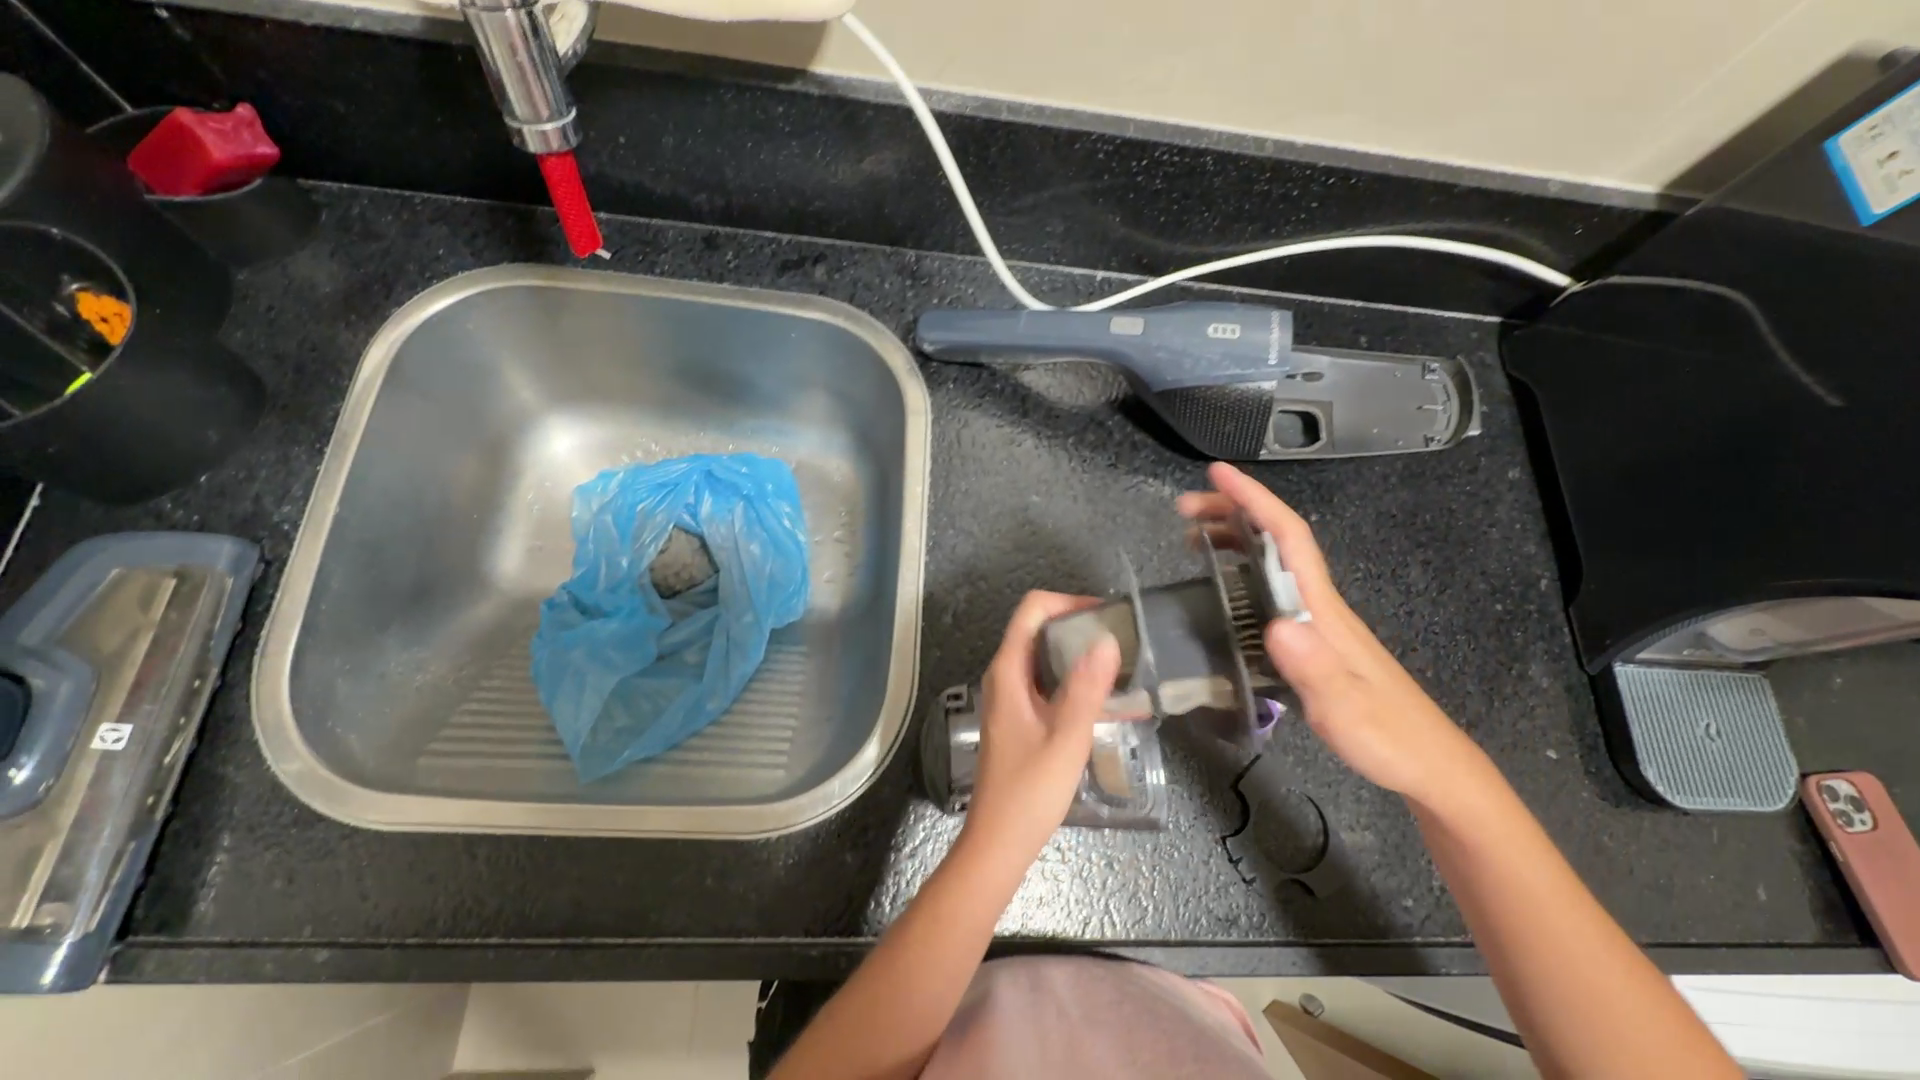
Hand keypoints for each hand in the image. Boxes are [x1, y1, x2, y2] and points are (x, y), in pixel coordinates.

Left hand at [963, 591, 1122, 859]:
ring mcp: (1011, 700)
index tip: (1108, 615)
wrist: (999, 843)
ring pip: (1047, 660)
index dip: (1068, 602)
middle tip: (1125, 640)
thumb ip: (1086, 688)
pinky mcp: (1021, 721)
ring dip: (1082, 657)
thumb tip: (1106, 639)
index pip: (1032, 610)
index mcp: (1008, 672)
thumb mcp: (1066, 739)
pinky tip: (1110, 702)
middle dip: (1080, 627)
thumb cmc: (1030, 793)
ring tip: (1125, 667)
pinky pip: (1050, 687)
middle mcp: (1005, 678)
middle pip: (1040, 631)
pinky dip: (1077, 685)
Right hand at [1177, 462, 1488, 806]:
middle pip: (1278, 541)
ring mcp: (1319, 623)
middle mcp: (1320, 606)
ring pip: (1274, 564)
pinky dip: (1243, 574)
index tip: (1218, 473)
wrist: (1428, 763)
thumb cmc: (1387, 735)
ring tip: (1193, 540)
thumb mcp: (1344, 707)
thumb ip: (1313, 667)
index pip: (1288, 538)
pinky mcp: (1315, 643)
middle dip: (1233, 512)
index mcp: (1323, 610)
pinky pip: (1272, 591)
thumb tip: (1275, 623)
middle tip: (1185, 509)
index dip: (1254, 499)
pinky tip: (1226, 590)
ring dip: (1236, 539)